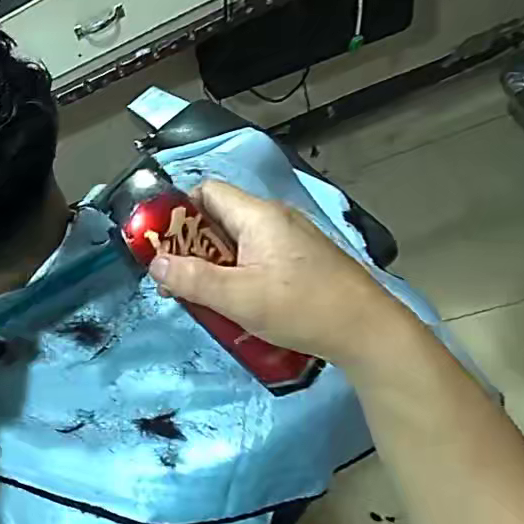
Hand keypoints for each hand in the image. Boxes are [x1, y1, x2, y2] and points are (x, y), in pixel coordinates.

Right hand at [144, 180, 420, 369]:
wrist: (368, 331)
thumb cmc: (301, 308)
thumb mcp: (238, 298)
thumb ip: (193, 279)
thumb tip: (155, 262)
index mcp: (258, 215)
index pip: (206, 192)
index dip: (178, 212)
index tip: (164, 246)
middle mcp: (276, 218)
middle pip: (220, 218)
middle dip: (194, 246)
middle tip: (181, 280)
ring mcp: (293, 239)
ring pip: (239, 241)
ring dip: (217, 264)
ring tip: (208, 297)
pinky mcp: (304, 260)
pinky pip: (259, 256)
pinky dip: (241, 273)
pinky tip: (242, 303)